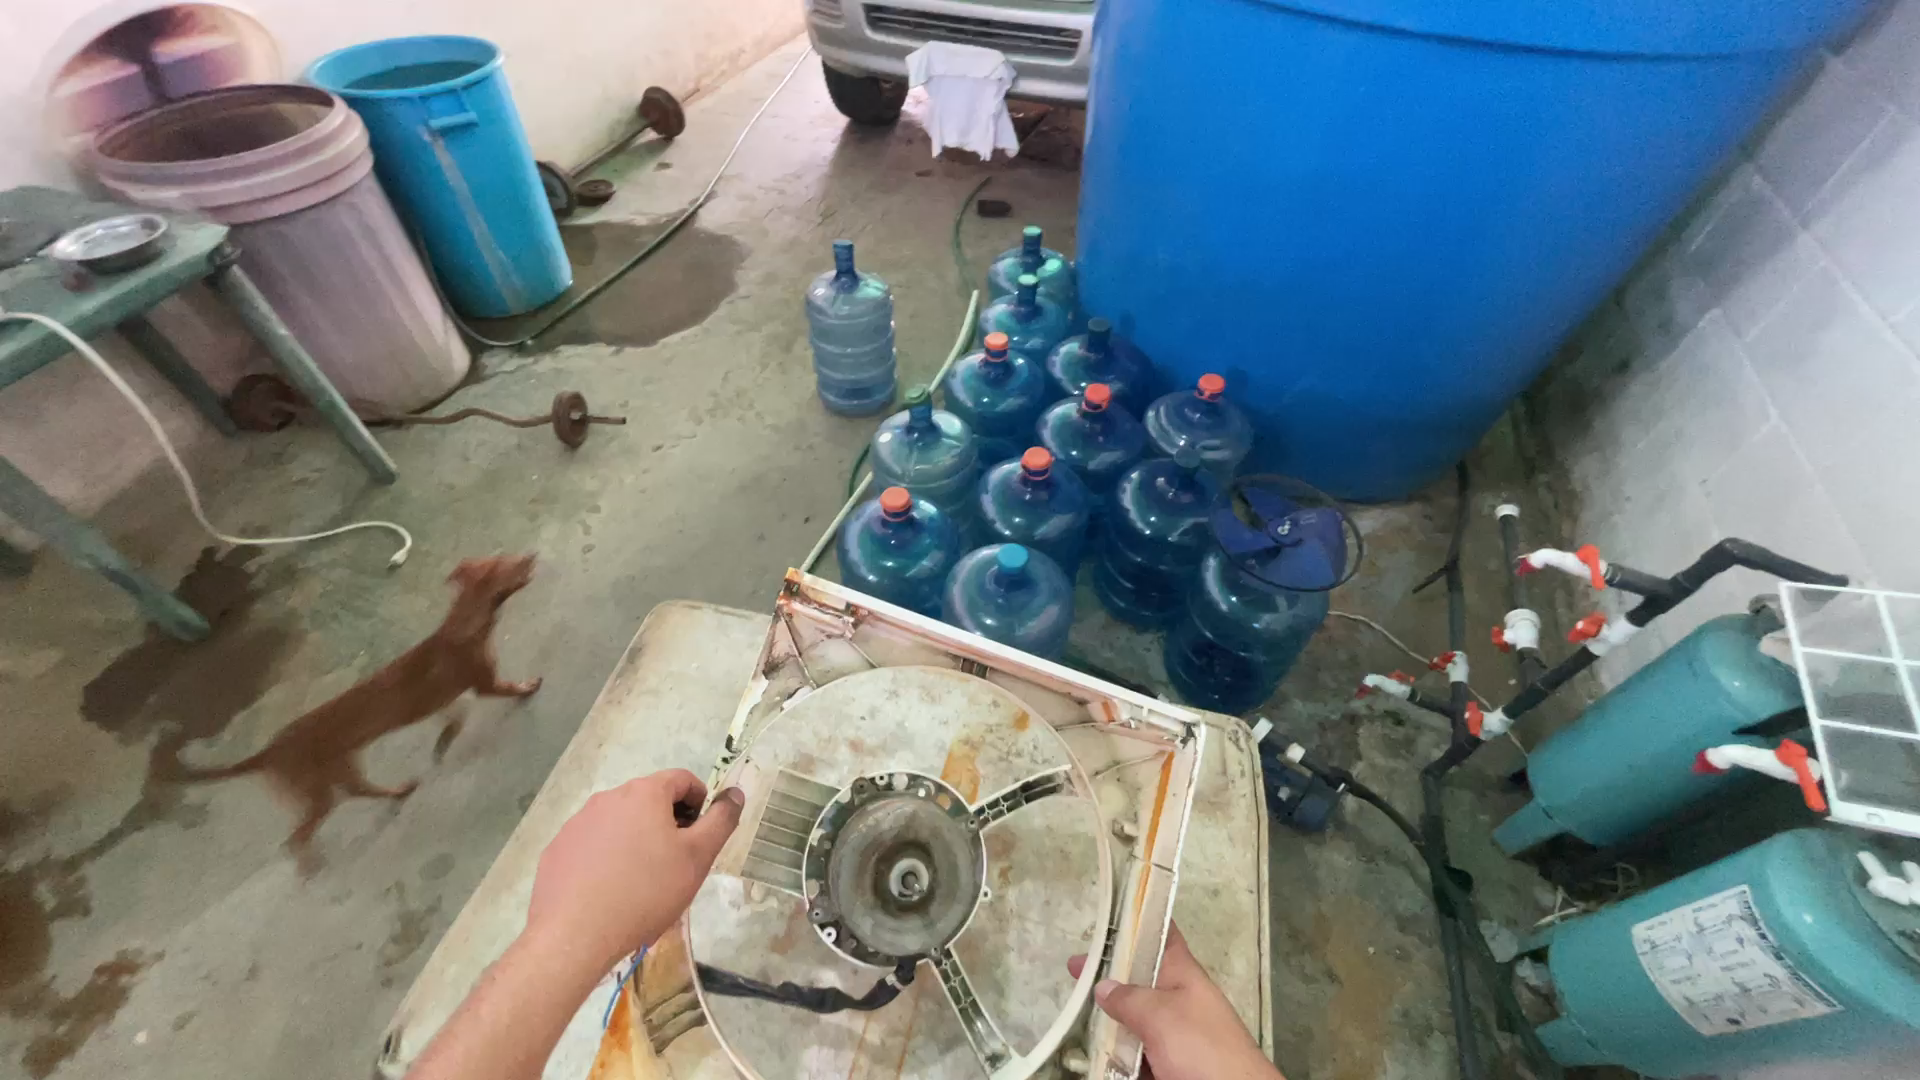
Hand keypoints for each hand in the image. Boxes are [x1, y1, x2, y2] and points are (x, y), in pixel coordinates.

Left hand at [525, 769, 742, 970]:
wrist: (573, 938)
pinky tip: (609, 891)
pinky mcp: (556, 851)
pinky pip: (591, 845)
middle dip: (667, 823)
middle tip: (675, 862)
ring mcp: (577, 824)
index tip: (701, 835)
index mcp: (645, 793)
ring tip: (641, 881)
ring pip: (619, 822)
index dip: (699, 803)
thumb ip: (722, 820)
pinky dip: (606, 858)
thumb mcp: (698, 857)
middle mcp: (608, 798)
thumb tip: (735, 793)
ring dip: (636, 840)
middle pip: (649, 800)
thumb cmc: (646, 892)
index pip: (682, 779)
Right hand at [1068, 924, 1280, 1079]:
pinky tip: (1094, 1049)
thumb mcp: (1161, 1015)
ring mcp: (1174, 1035)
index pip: (1160, 932)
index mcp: (1182, 972)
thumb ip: (1128, 998)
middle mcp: (1177, 999)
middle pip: (1137, 977)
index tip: (1108, 912)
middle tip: (1074, 969)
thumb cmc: (1203, 1049)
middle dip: (1107, 974)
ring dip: (1109, 1017)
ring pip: (1134, 1018)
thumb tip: (1102, 986)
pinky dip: (1117, 1051)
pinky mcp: (1170, 1067)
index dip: (1136, 918)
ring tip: (1076, 1012)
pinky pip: (1137, 1052)